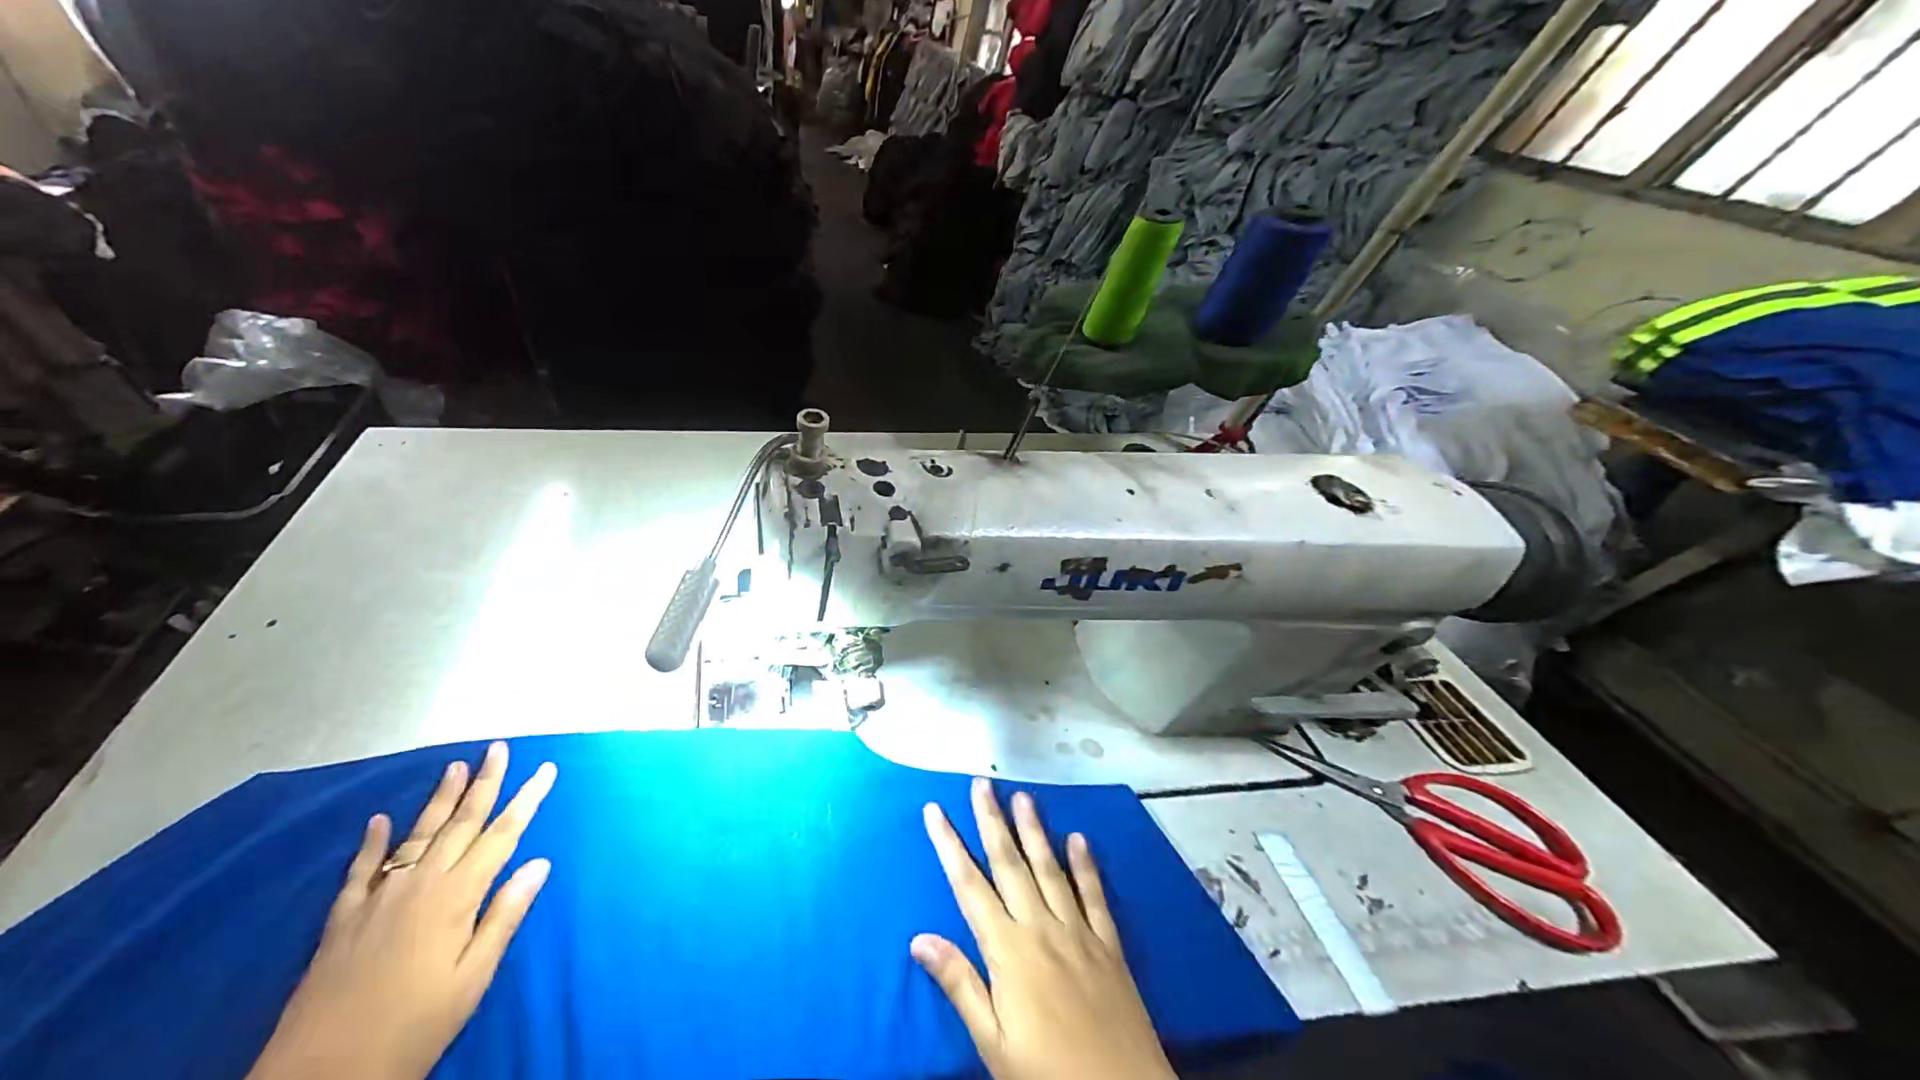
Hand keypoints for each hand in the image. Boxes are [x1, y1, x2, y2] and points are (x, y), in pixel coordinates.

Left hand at [248, 742, 557, 1079]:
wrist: (318, 1077)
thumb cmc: (414, 1028)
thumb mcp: (473, 978)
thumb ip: (505, 915)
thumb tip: (539, 862)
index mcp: (456, 898)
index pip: (501, 836)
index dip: (526, 800)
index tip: (546, 770)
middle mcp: (418, 885)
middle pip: (460, 824)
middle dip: (485, 784)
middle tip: (499, 748)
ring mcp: (376, 899)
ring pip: (416, 836)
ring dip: (439, 799)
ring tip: (456, 766)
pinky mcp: (341, 920)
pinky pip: (360, 870)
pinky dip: (371, 843)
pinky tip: (378, 820)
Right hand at [913, 777, 1175, 1079]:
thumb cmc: (1047, 1074)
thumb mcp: (993, 1042)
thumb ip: (960, 984)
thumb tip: (919, 939)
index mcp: (1008, 950)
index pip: (969, 886)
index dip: (949, 845)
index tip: (935, 811)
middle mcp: (1042, 928)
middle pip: (1010, 864)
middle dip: (992, 821)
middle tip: (981, 784)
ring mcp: (1079, 932)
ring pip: (1050, 869)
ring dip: (1034, 830)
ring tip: (1022, 796)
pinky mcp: (1109, 945)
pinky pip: (1095, 895)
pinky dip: (1086, 865)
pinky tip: (1079, 838)